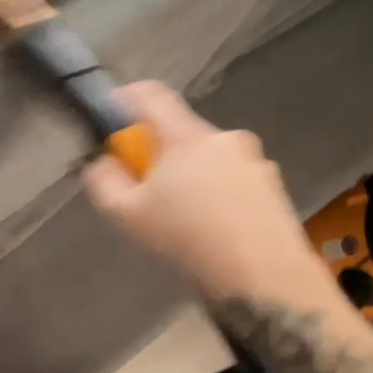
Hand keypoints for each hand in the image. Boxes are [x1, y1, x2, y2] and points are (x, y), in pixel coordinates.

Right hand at [84, 81, 328, 299]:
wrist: (262, 275)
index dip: (124, 100)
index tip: (109, 120)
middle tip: (141, 190)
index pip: (151, 96)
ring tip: (177, 218)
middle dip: (156, 153)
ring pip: (206, 157)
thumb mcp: (124, 214)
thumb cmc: (185, 237)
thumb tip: (102, 161)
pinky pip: (229, 178)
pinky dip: (212, 193)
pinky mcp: (271, 186)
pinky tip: (206, 229)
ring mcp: (254, 160)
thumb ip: (103, 180)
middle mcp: (224, 138)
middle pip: (178, 132)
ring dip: (186, 176)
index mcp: (186, 137)